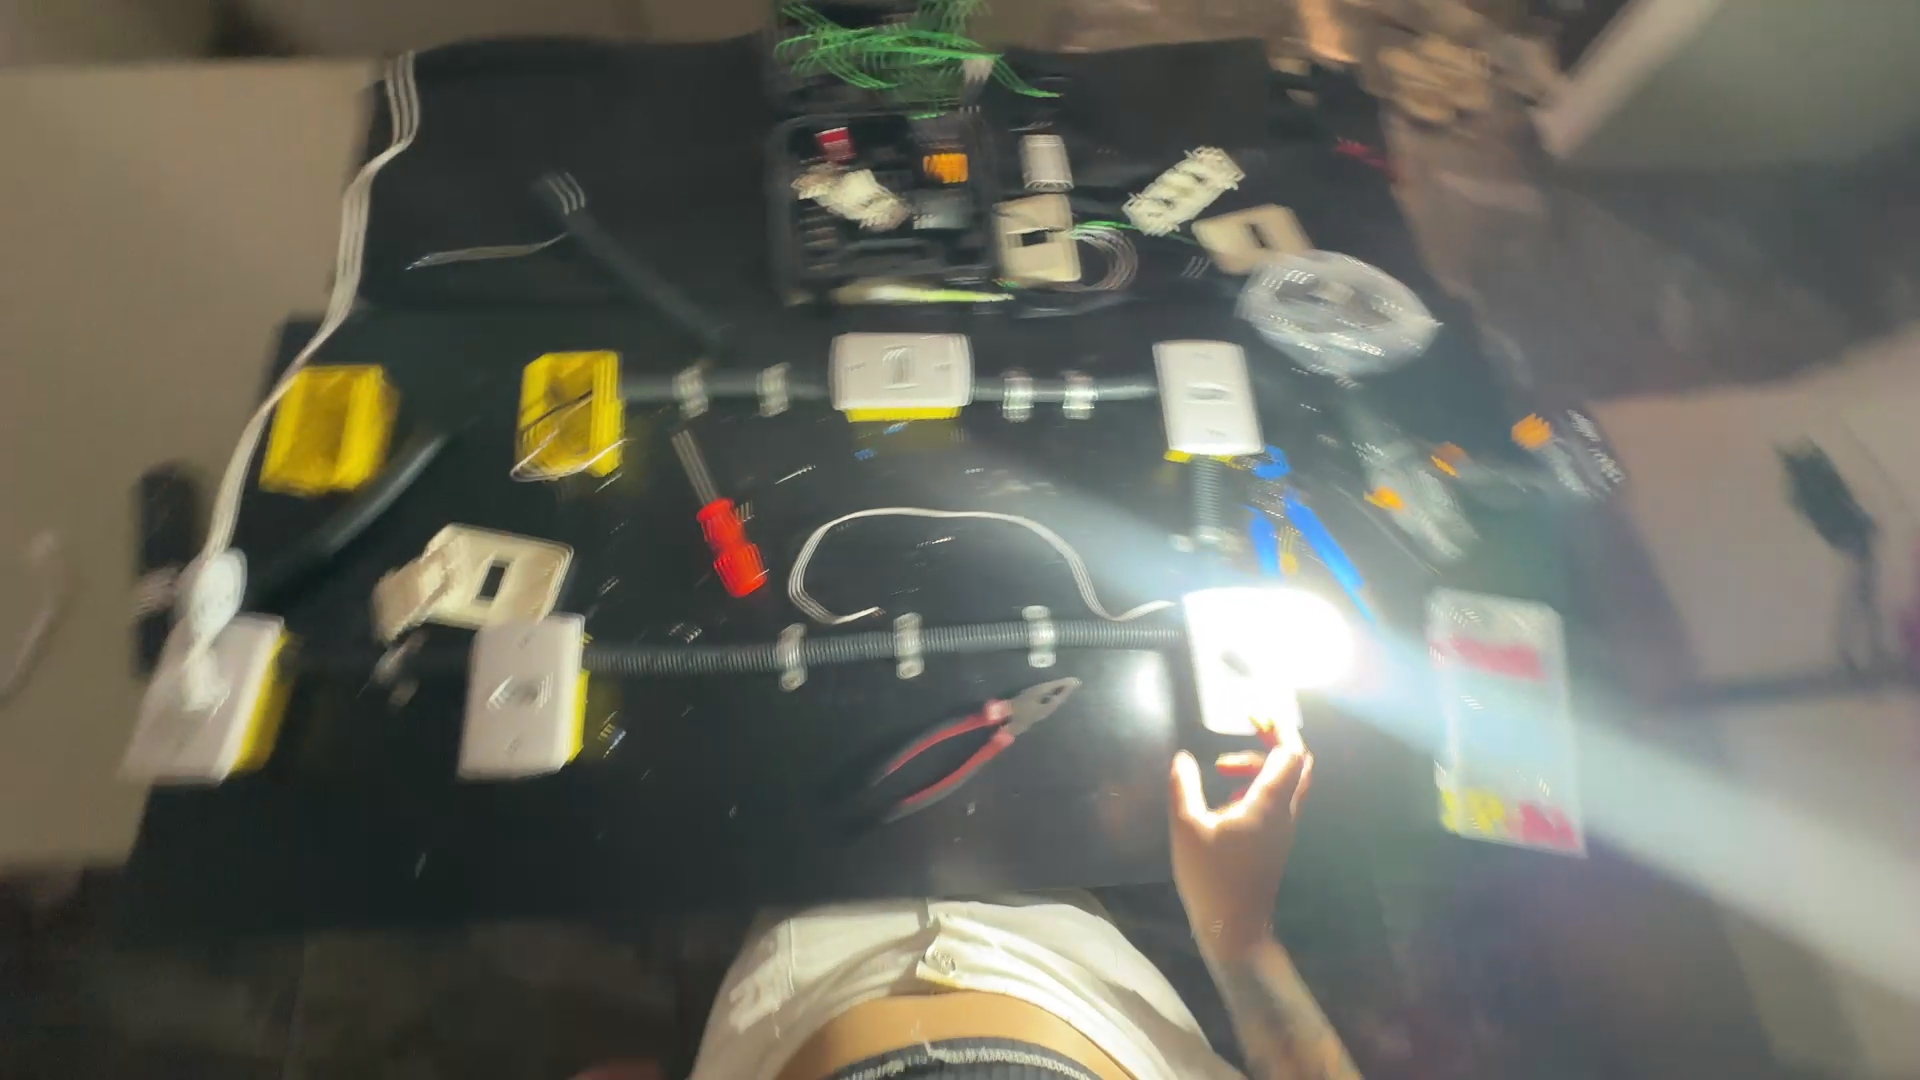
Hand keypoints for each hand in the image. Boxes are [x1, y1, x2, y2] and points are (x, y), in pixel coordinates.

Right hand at [1168, 741, 1313, 955]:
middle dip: (1274, 739)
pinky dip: (1258, 784)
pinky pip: (1278, 799)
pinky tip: (1227, 795)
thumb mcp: (1186, 827)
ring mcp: (1283, 829)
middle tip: (1248, 725)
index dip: (1277, 727)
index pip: (1290, 754)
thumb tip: (1183, 758)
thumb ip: (1183, 787)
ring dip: (1259, 764)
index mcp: (1267, 804)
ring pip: (1287, 781)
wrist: (1235, 928)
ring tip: (1220, 768)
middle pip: (1297, 764)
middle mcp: (1284, 813)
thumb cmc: (1210, 877)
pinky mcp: (1276, 841)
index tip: (1252, 712)